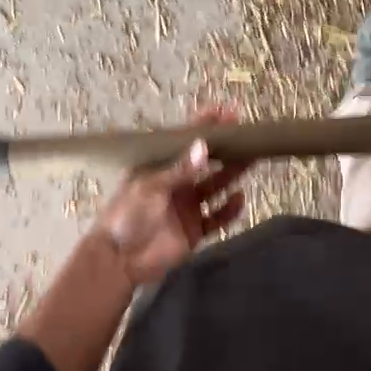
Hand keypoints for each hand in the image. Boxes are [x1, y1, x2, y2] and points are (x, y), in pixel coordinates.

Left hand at [95, 105, 248, 285]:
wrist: (119, 259)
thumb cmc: (127, 214)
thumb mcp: (150, 187)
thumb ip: (179, 170)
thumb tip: (204, 146)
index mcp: (161, 167)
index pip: (184, 140)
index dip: (203, 125)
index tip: (224, 110)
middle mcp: (177, 183)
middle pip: (205, 162)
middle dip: (224, 148)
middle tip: (245, 134)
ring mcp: (187, 206)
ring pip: (216, 186)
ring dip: (232, 173)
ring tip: (251, 159)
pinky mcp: (194, 230)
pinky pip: (217, 217)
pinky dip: (229, 209)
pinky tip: (240, 198)